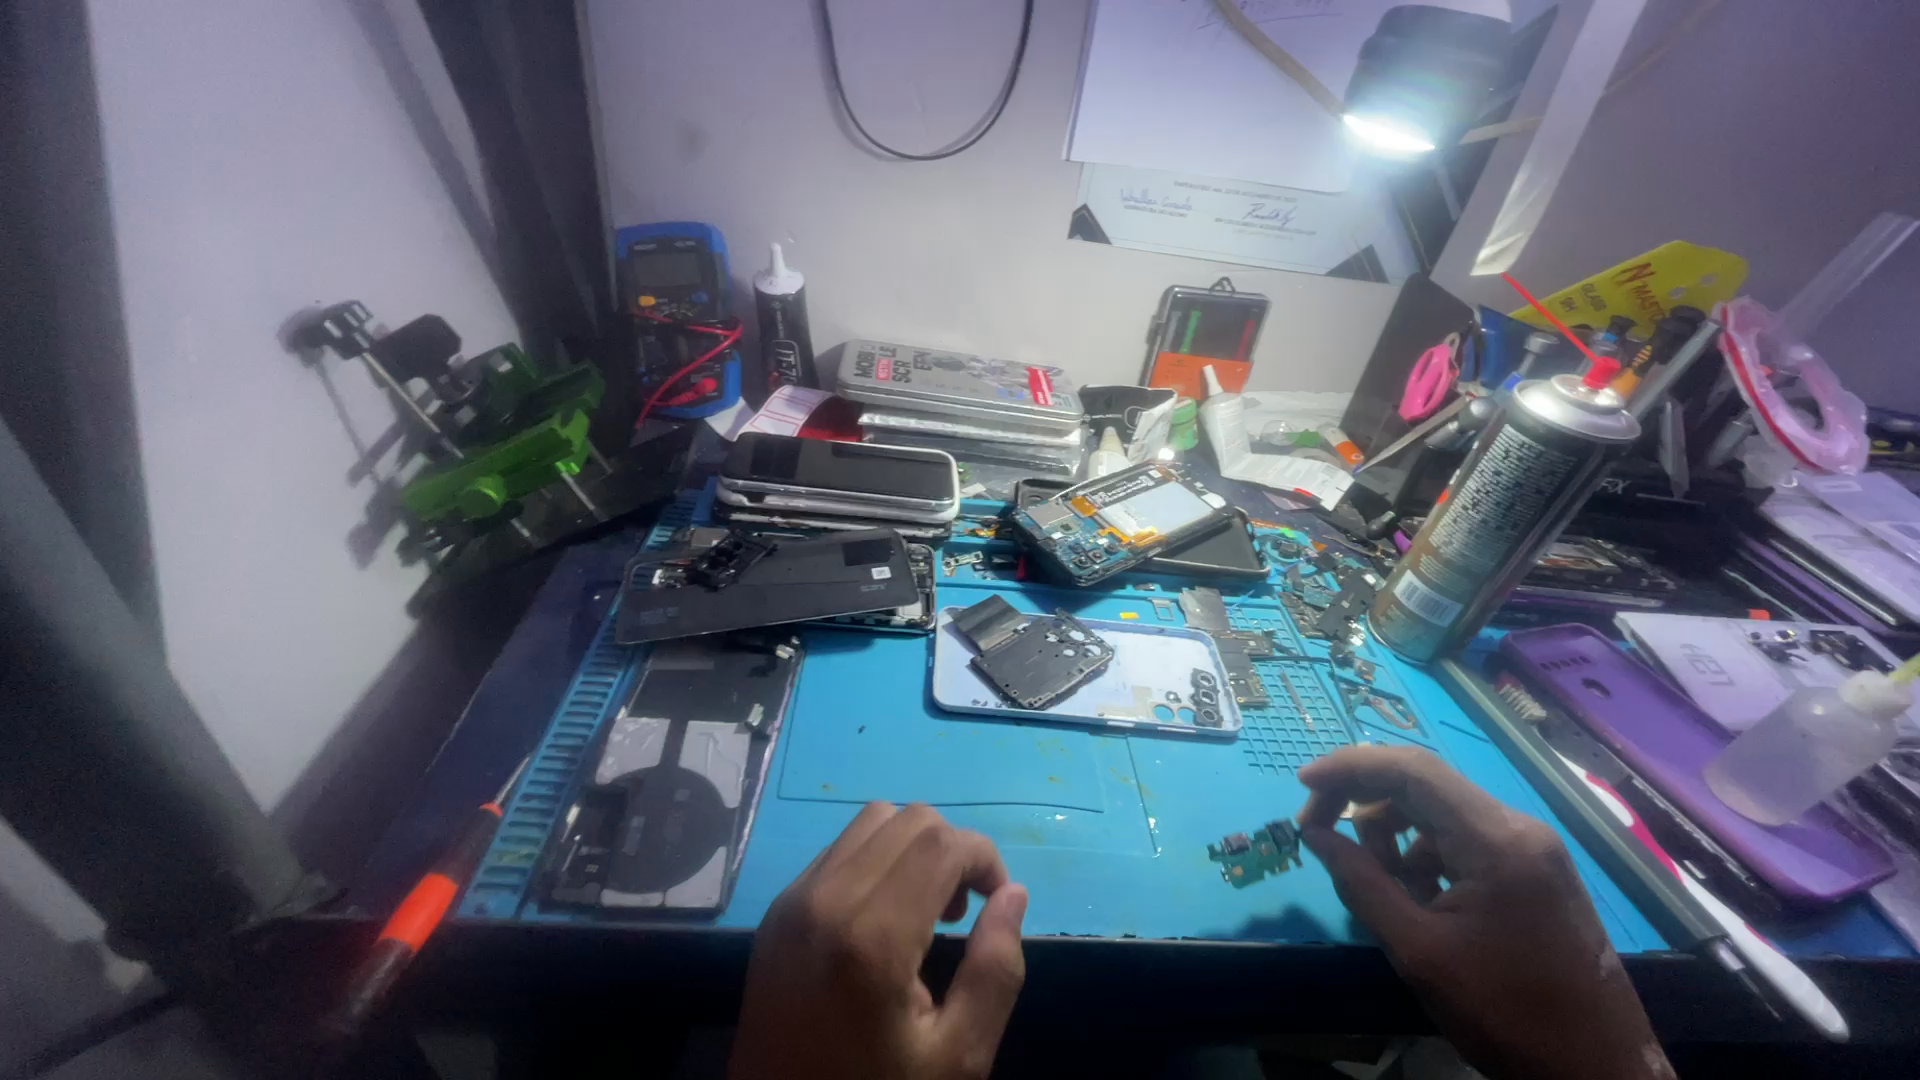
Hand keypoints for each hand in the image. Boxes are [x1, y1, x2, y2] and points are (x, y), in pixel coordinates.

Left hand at [729, 803, 1028, 1079]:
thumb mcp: (957, 1058)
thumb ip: (995, 971)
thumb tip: (1012, 892)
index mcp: (871, 938)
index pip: (941, 842)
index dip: (983, 857)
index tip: (996, 901)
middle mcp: (826, 899)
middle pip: (909, 818)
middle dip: (952, 849)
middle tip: (960, 913)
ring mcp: (794, 899)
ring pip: (872, 820)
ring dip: (913, 847)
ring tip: (923, 910)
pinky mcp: (777, 907)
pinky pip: (840, 847)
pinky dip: (877, 859)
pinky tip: (883, 915)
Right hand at [1298, 746, 1672, 1079]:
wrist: (1601, 1077)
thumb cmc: (1507, 1015)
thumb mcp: (1417, 950)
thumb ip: (1360, 882)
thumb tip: (1315, 834)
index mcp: (1496, 841)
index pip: (1411, 771)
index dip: (1349, 767)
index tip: (1303, 783)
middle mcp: (1517, 829)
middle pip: (1421, 782)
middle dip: (1360, 797)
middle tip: (1316, 826)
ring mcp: (1529, 847)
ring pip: (1435, 809)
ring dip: (1390, 830)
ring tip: (1373, 877)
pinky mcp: (1530, 869)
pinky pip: (1457, 836)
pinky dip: (1419, 851)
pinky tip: (1412, 893)